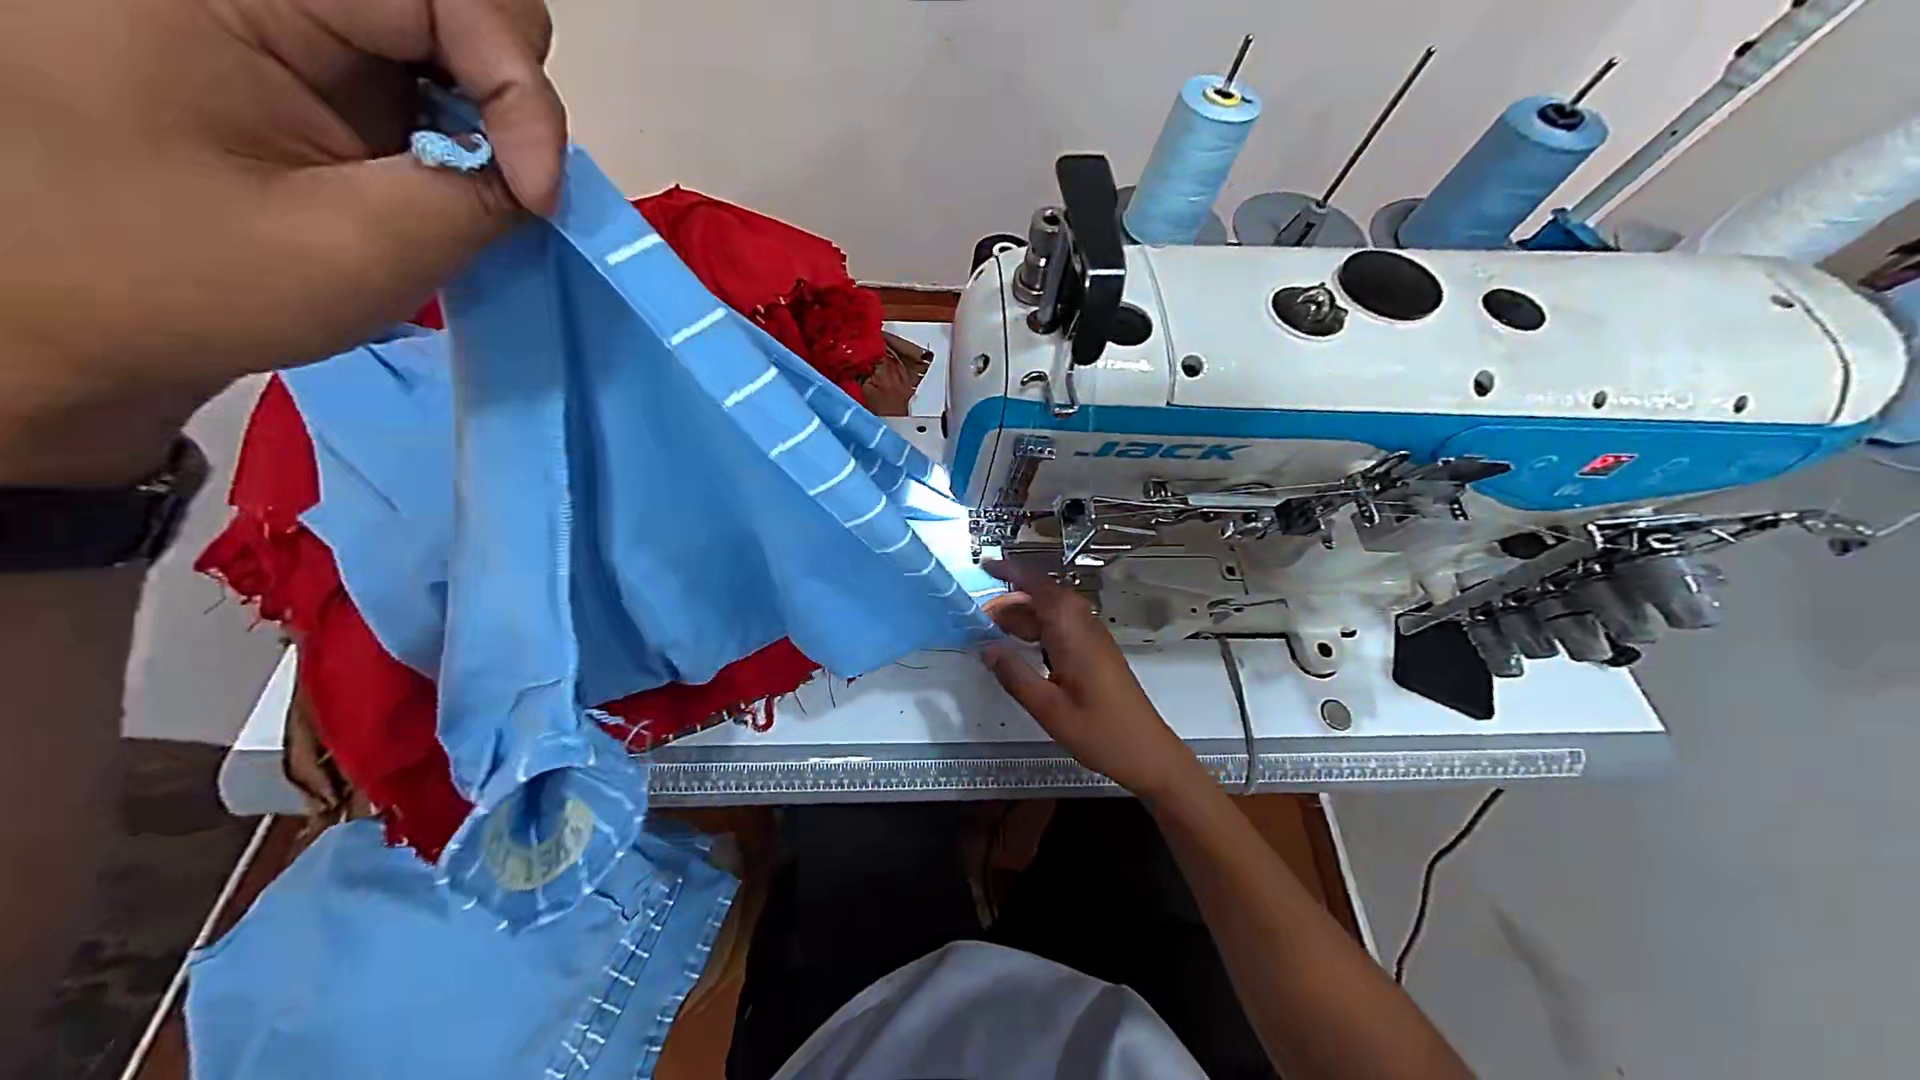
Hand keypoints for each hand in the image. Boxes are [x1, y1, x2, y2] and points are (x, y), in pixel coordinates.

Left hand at [0, 0, 565, 483]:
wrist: (68, 319)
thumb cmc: (182, 283)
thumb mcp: (352, 247)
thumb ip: (473, 199)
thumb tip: (544, 181)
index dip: (517, 89)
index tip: (538, 195)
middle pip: (455, 0)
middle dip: (511, 94)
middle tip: (513, 184)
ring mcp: (283, 22)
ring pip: (453, 39)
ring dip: (494, 120)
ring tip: (481, 192)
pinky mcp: (304, 66)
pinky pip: (427, 80)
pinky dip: (471, 138)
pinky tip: (454, 187)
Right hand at [980, 560, 1211, 799]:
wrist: (1148, 754)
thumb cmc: (1104, 734)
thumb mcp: (1048, 709)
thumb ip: (1014, 675)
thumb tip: (987, 648)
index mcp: (1074, 635)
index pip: (1040, 589)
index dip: (1013, 573)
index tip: (987, 566)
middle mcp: (1085, 630)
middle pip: (1045, 599)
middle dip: (1011, 602)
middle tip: (980, 617)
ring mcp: (1093, 641)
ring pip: (1053, 615)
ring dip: (1023, 617)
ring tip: (993, 632)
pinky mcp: (1095, 654)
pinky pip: (1062, 629)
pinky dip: (1037, 631)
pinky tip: (1022, 648)